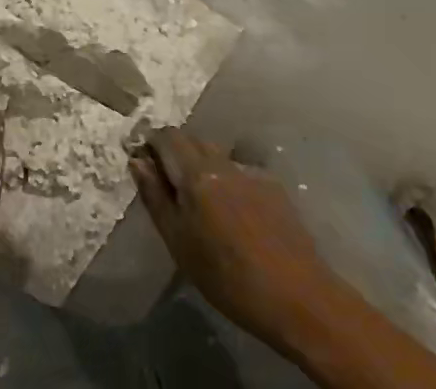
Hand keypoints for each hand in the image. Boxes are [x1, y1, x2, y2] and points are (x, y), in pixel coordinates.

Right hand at [131, 128, 329, 343]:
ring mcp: (251, 172)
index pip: (166, 136)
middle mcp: (223, 162)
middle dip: (175, 151)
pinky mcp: (274, 186)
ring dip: (202, 164)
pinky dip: (228, 179)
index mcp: (195, 173)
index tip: (144, 160)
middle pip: (192, 139)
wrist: (298, 298)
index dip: (151, 142)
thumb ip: (155, 196)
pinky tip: (234, 211)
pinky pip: (240, 170)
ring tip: (201, 199)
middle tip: (169, 183)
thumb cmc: (227, 277)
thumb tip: (137, 160)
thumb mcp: (178, 242)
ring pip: (217, 153)